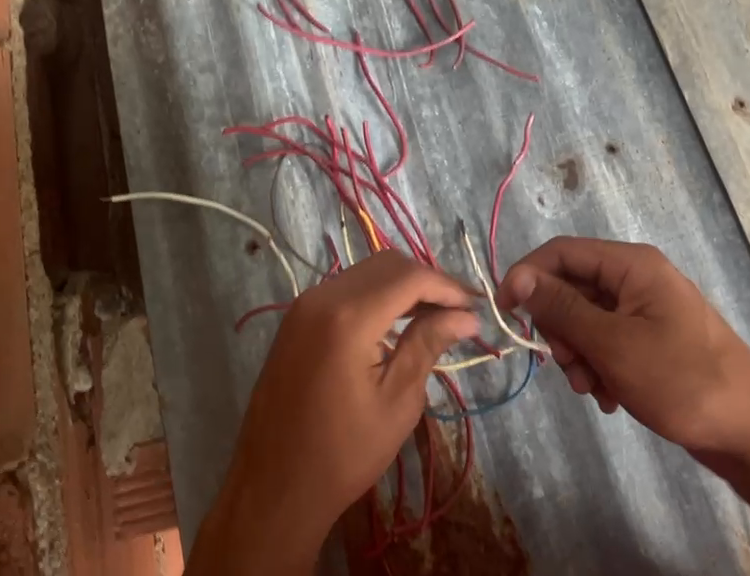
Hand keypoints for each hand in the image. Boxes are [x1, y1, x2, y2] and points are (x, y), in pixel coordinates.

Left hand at [188, 252, 479, 575]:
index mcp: (348, 316)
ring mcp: (304, 305)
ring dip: (401, 286)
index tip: (476, 307)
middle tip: (458, 312)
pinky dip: (375, 296)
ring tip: (434, 317)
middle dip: (426, 280)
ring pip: (364, 273)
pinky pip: (344, 290)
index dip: (446, 286)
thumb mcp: (397, 401)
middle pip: (386, 265)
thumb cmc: (343, 453)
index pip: (409, 277)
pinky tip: (396, 323)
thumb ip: (427, 345)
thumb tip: (466, 316)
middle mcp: (322, 297)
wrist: (274, 485)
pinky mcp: (296, 319)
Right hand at [497, 236, 749, 457]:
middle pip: (572, 288)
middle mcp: (638, 279)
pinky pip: (609, 342)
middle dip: (561, 329)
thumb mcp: (612, 344)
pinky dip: (601, 367)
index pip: (561, 253)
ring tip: (595, 390)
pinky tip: (612, 398)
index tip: (505, 315)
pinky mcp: (654, 340)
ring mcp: (648, 310)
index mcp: (632, 265)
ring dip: (580, 355)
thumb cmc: (682, 381)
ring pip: (587, 320)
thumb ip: (561, 308)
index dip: (527, 277)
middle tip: (569, 366)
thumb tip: (517, 276)